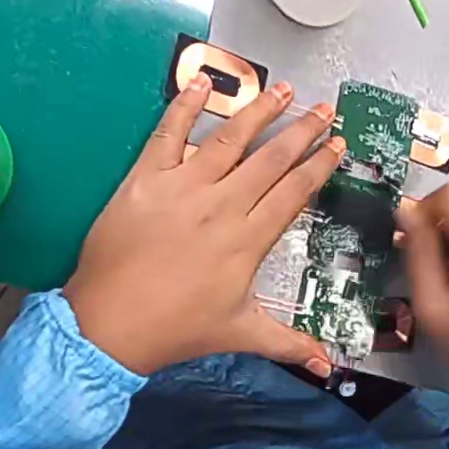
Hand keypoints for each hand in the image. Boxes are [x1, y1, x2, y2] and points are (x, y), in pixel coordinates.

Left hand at [63, 75, 345, 375]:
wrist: (112, 322)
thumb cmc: (177, 329)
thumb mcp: (239, 334)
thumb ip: (289, 344)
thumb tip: (328, 367)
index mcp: (249, 239)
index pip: (293, 193)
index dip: (318, 166)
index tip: (336, 144)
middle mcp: (223, 205)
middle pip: (271, 159)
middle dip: (302, 131)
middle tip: (324, 108)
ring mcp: (183, 187)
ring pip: (230, 139)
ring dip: (259, 111)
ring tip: (282, 90)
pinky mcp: (146, 178)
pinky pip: (168, 134)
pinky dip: (185, 105)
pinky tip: (202, 82)